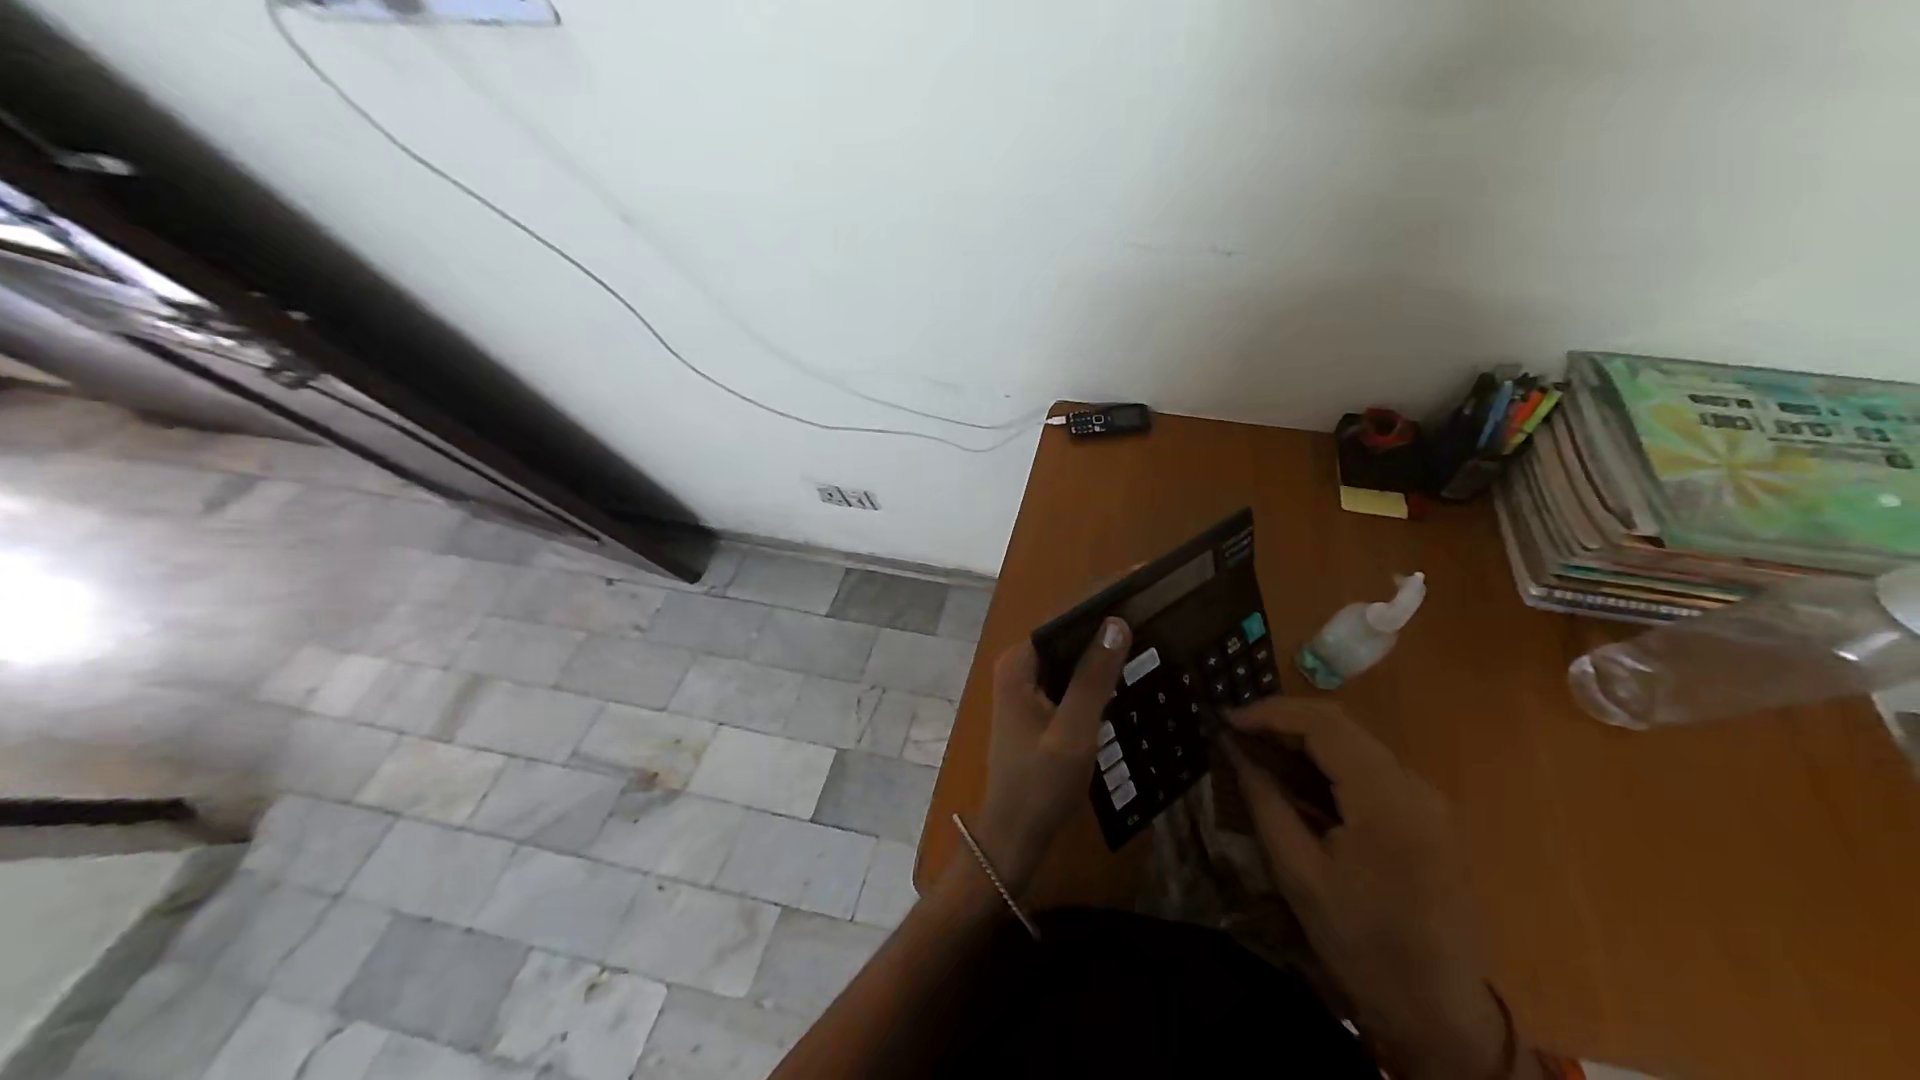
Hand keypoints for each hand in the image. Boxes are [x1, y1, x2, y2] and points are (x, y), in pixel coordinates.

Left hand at [971, 618, 1130, 892]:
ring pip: (1071, 651)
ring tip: (1152, 619)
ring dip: (1104, 639)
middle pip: (1067, 629)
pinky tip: (1128, 663)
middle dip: (1107, 612)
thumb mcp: (1072, 733)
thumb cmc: (1040, 786)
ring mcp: (1027, 685)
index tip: (1142, 578)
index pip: (1064, 616)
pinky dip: (1098, 666)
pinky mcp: (1039, 703)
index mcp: (1019, 664)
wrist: (1016, 834)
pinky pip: (1071, 673)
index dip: (1103, 595)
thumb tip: (1117, 623)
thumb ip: (1093, 679)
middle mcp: (1019, 666)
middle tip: (1157, 597)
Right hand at [1224, 700, 1509, 1079]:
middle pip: (1342, 726)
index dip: (1270, 712)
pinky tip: (1298, 778)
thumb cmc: (1361, 943)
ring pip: (1356, 743)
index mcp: (1387, 801)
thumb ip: (1265, 800)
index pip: (1325, 725)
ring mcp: (1428, 800)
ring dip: (1304, 739)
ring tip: (1257, 749)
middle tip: (1236, 732)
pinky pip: (1370, 768)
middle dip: (1283, 721)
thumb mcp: (1298, 873)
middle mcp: (1416, 787)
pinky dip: (1328, 762)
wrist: (1440, 1011)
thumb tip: (1233, 749)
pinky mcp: (1428, 815)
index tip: (1226, 719)